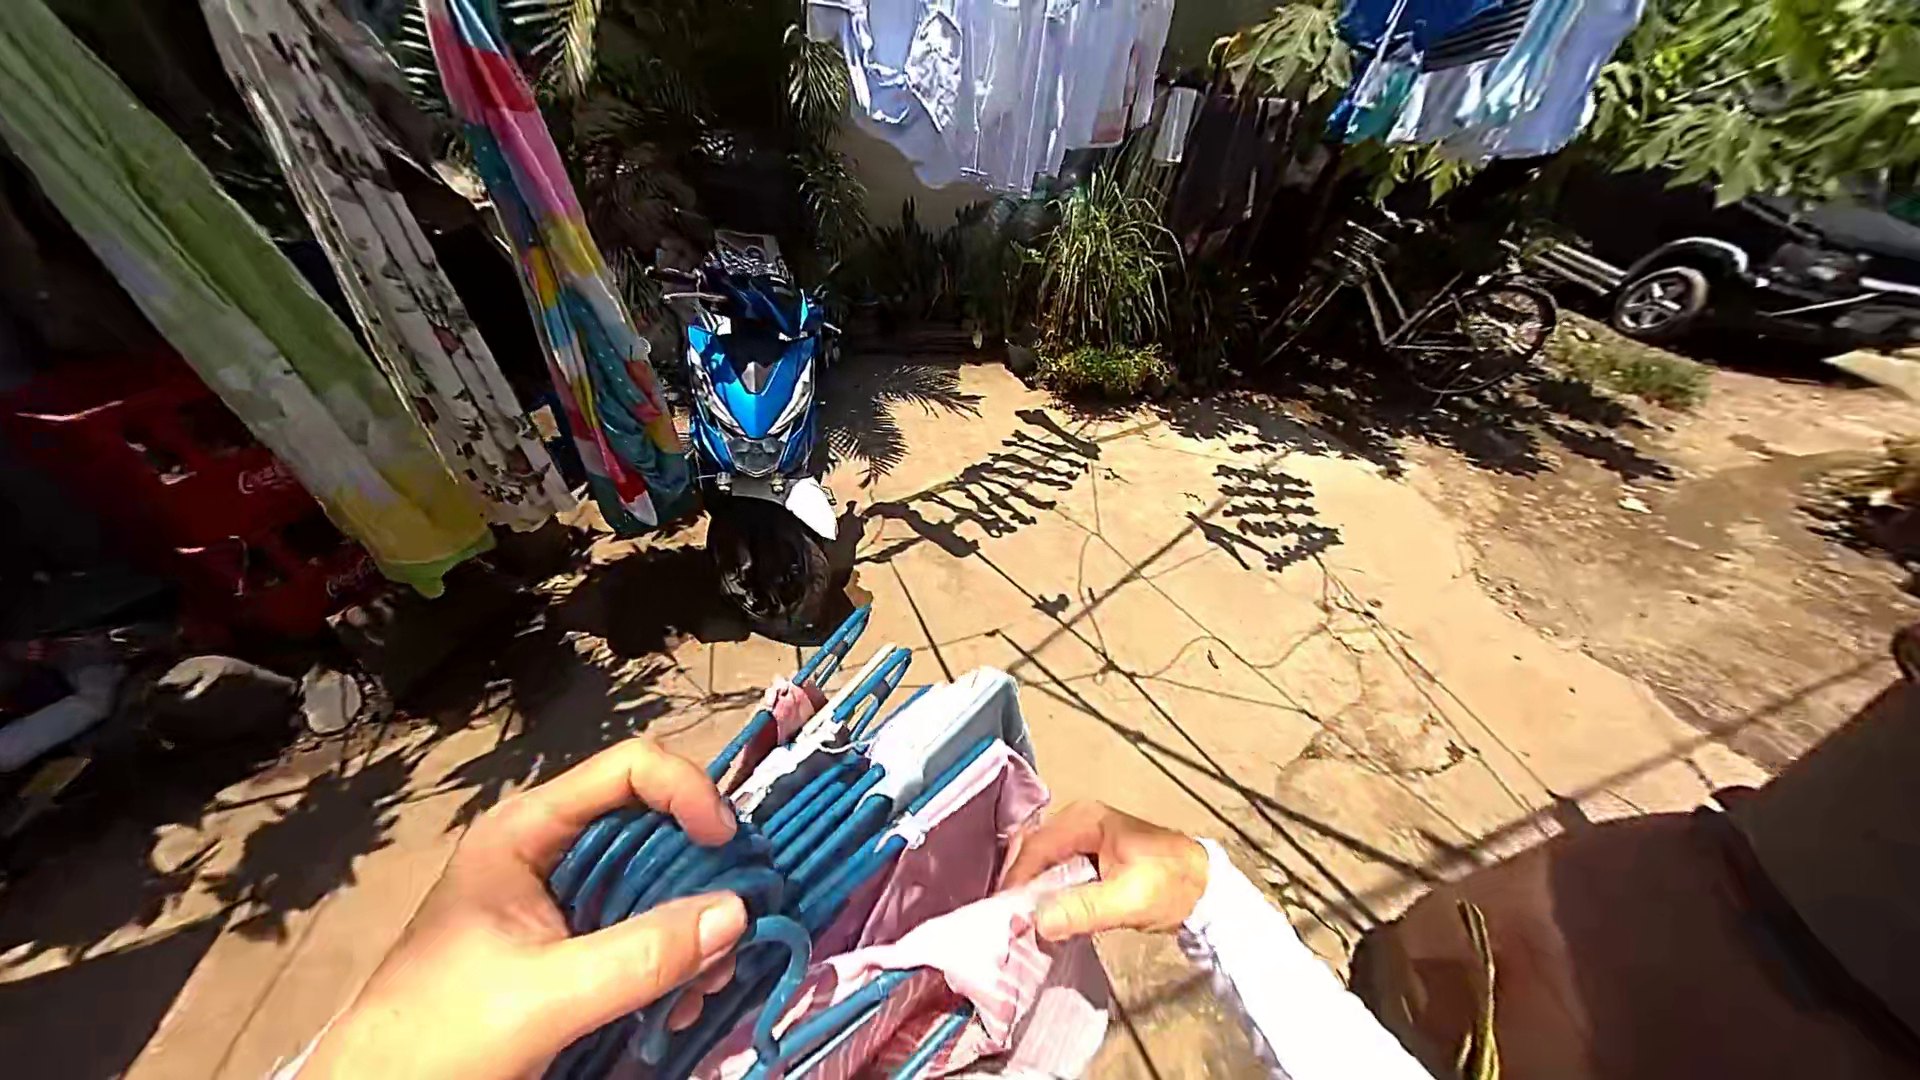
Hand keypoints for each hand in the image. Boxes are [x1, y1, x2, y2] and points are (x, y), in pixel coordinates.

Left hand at [302, 739, 750, 1078]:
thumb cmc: (427, 1051)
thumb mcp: (536, 1002)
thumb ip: (638, 957)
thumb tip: (740, 912)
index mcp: (531, 827)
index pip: (632, 766)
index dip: (687, 789)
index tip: (724, 841)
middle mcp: (558, 841)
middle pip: (657, 815)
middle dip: (702, 865)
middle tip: (735, 915)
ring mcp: (571, 886)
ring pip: (662, 869)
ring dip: (697, 917)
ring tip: (710, 978)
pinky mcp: (581, 929)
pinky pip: (651, 915)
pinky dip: (679, 949)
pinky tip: (684, 997)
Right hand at [1000, 801, 1209, 940]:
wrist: (1207, 887)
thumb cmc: (1170, 885)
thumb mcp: (1130, 900)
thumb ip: (1084, 908)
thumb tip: (1037, 921)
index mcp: (1085, 819)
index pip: (1037, 844)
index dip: (1018, 877)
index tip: (1004, 911)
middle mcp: (1078, 819)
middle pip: (1034, 846)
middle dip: (1020, 880)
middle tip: (1008, 917)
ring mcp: (1083, 833)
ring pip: (1042, 856)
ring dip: (1031, 884)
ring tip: (1020, 917)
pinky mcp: (1088, 851)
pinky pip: (1056, 865)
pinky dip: (1045, 886)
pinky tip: (1043, 910)